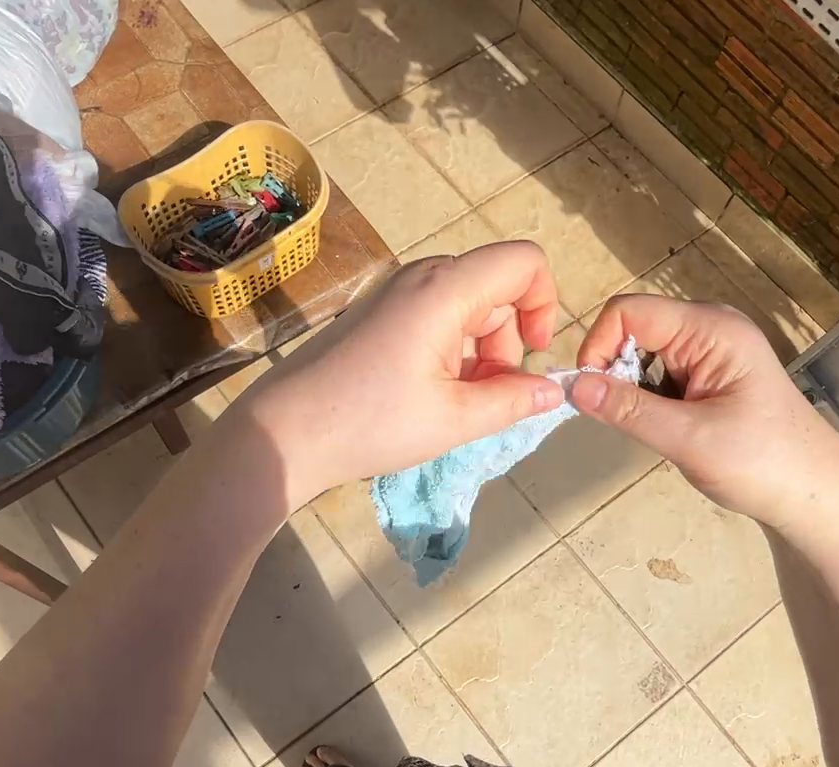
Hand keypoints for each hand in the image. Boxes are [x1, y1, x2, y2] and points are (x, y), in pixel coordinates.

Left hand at [235, 241, 565, 505]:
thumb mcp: (454, 420)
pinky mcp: (378, 314)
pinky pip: (435, 319)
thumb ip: (513, 400)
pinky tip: (431, 396)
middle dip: (507, 342)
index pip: (523, 263)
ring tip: (457, 404)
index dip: (544, 304)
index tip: (532, 354)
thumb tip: (552, 390)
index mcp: (444, 289)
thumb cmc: (372, 423)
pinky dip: (451, 353)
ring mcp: (395, 293)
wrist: (285, 432)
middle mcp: (421, 277)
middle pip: (496, 288)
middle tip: (487, 397)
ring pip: (466, 308)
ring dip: (479, 353)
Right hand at [568, 295, 838, 532]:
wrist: (811, 494)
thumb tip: (573, 387)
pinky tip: (665, 428)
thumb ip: (628, 410)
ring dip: (631, 389)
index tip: (590, 393)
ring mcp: (709, 353)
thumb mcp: (687, 438)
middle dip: (613, 370)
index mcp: (711, 330)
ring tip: (653, 427)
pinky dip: (647, 400)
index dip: (599, 345)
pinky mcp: (707, 377)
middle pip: (634, 330)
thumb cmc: (760, 463)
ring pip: (642, 356)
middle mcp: (709, 330)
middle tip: (621, 417)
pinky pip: (658, 375)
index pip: (630, 312)